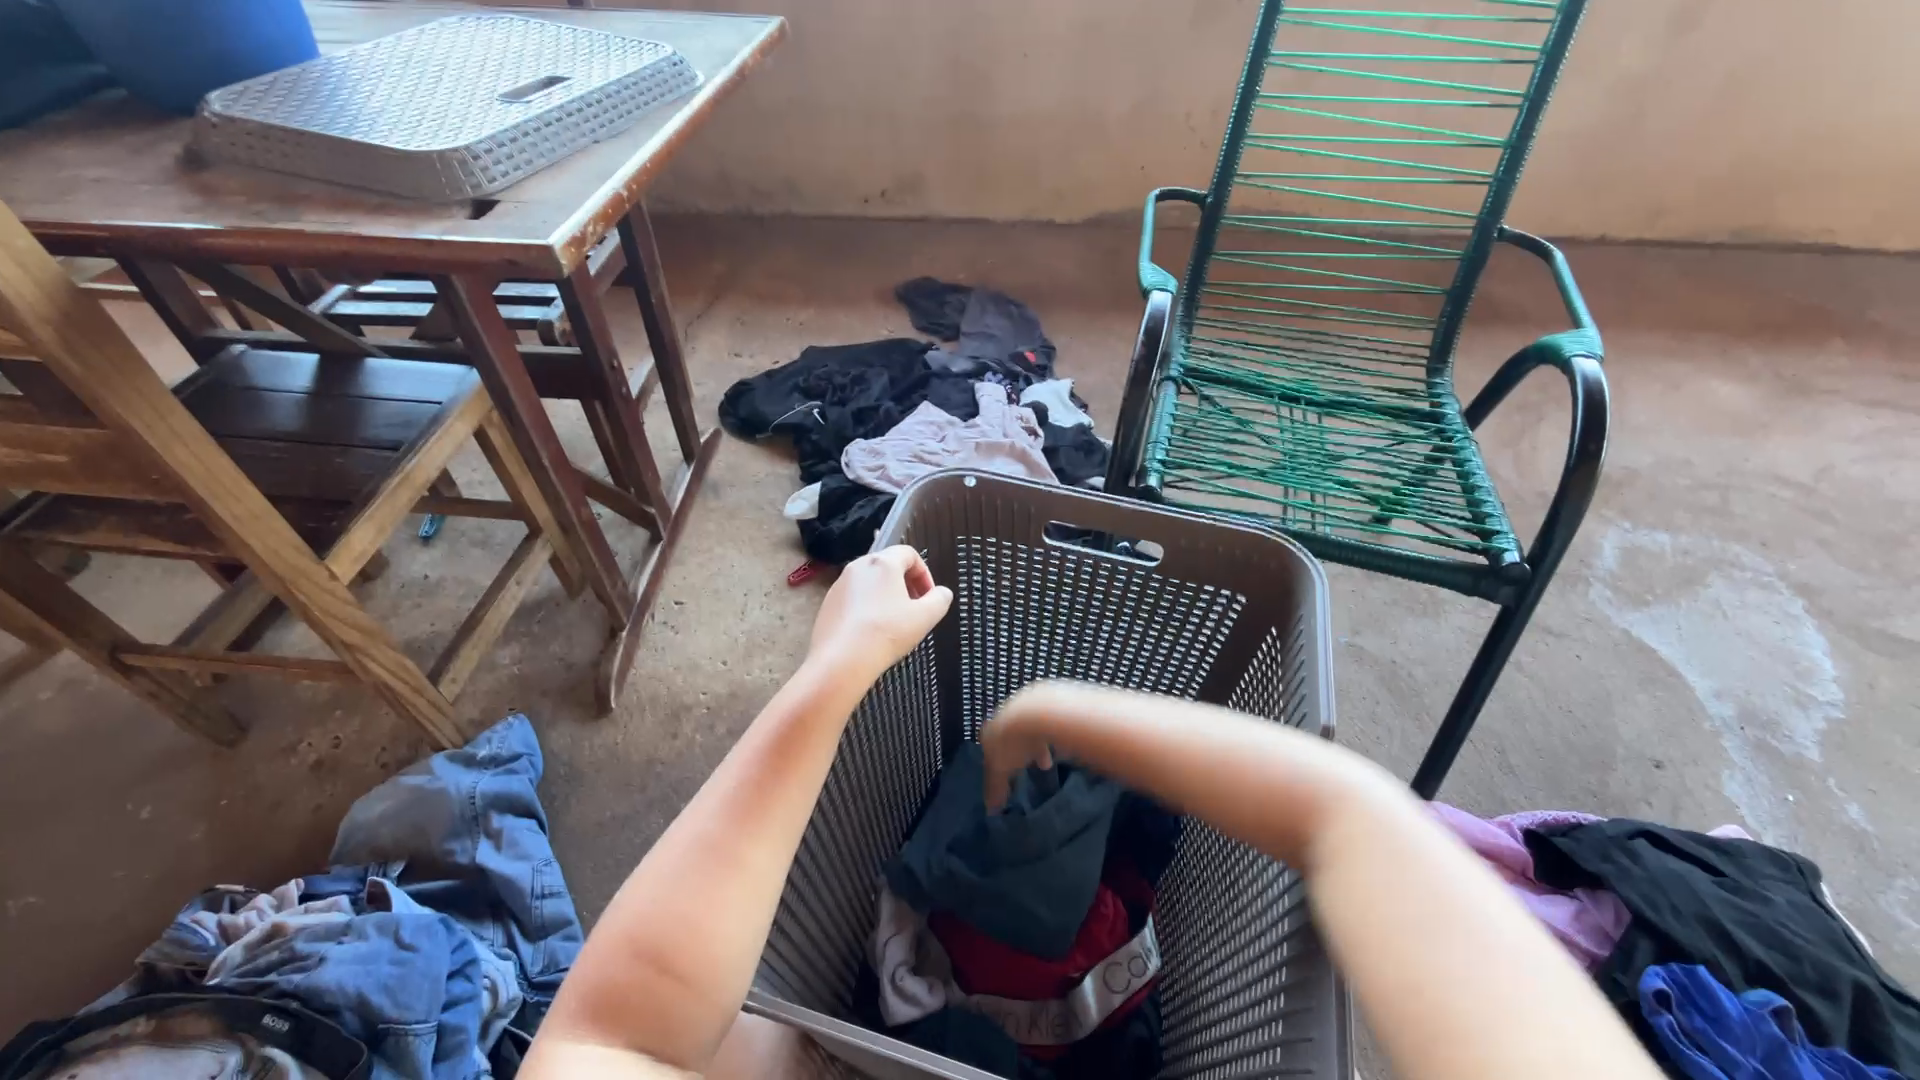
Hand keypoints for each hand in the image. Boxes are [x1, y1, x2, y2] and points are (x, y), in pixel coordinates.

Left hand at [807, 546, 952, 680]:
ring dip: (886, 596)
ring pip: (870, 582)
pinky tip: (871, 632)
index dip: (925, 574)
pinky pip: (854, 598)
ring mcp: (839, 584)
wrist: (841, 661)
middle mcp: (858, 566)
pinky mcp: (827, 603)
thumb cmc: (886, 633)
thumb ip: (940, 600)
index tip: (929, 597)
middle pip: (888, 566)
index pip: (909, 554)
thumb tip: (942, 593)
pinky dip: (867, 607)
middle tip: (915, 609)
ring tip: (894, 623)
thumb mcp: (925, 618)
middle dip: (906, 585)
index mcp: (883, 563)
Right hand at [978, 684, 1062, 811]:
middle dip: (1019, 753)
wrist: (1038, 713)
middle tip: (1028, 767)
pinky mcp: (1047, 704)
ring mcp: (1026, 709)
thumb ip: (995, 788)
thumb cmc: (1013, 743)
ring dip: (1037, 746)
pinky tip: (1060, 748)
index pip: (989, 750)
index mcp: (989, 732)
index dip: (997, 765)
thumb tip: (990, 809)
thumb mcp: (1001, 770)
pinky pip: (1047, 725)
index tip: (1006, 777)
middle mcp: (1004, 717)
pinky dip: (1050, 737)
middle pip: (1010, 737)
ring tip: (1048, 763)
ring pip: (1029, 730)